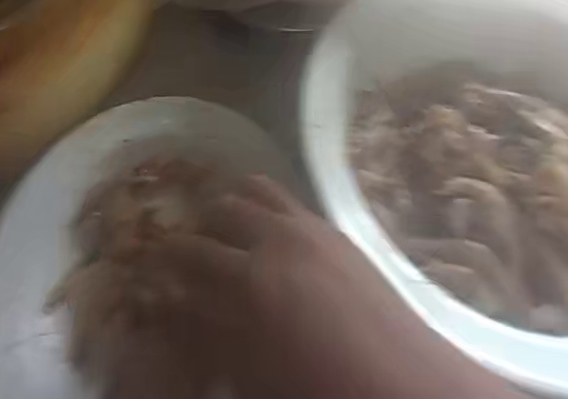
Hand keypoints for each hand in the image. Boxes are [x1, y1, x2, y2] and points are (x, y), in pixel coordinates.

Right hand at [163, 176, 514, 398]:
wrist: (412, 389)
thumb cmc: (326, 393)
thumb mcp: (259, 375)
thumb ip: (219, 338)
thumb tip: (186, 310)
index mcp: (254, 280)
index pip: (193, 255)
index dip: (169, 256)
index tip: (155, 260)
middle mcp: (277, 238)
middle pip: (222, 209)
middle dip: (200, 224)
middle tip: (190, 245)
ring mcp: (309, 227)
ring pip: (256, 188)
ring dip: (233, 202)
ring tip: (225, 223)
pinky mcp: (334, 229)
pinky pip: (288, 199)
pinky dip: (266, 205)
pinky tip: (268, 231)